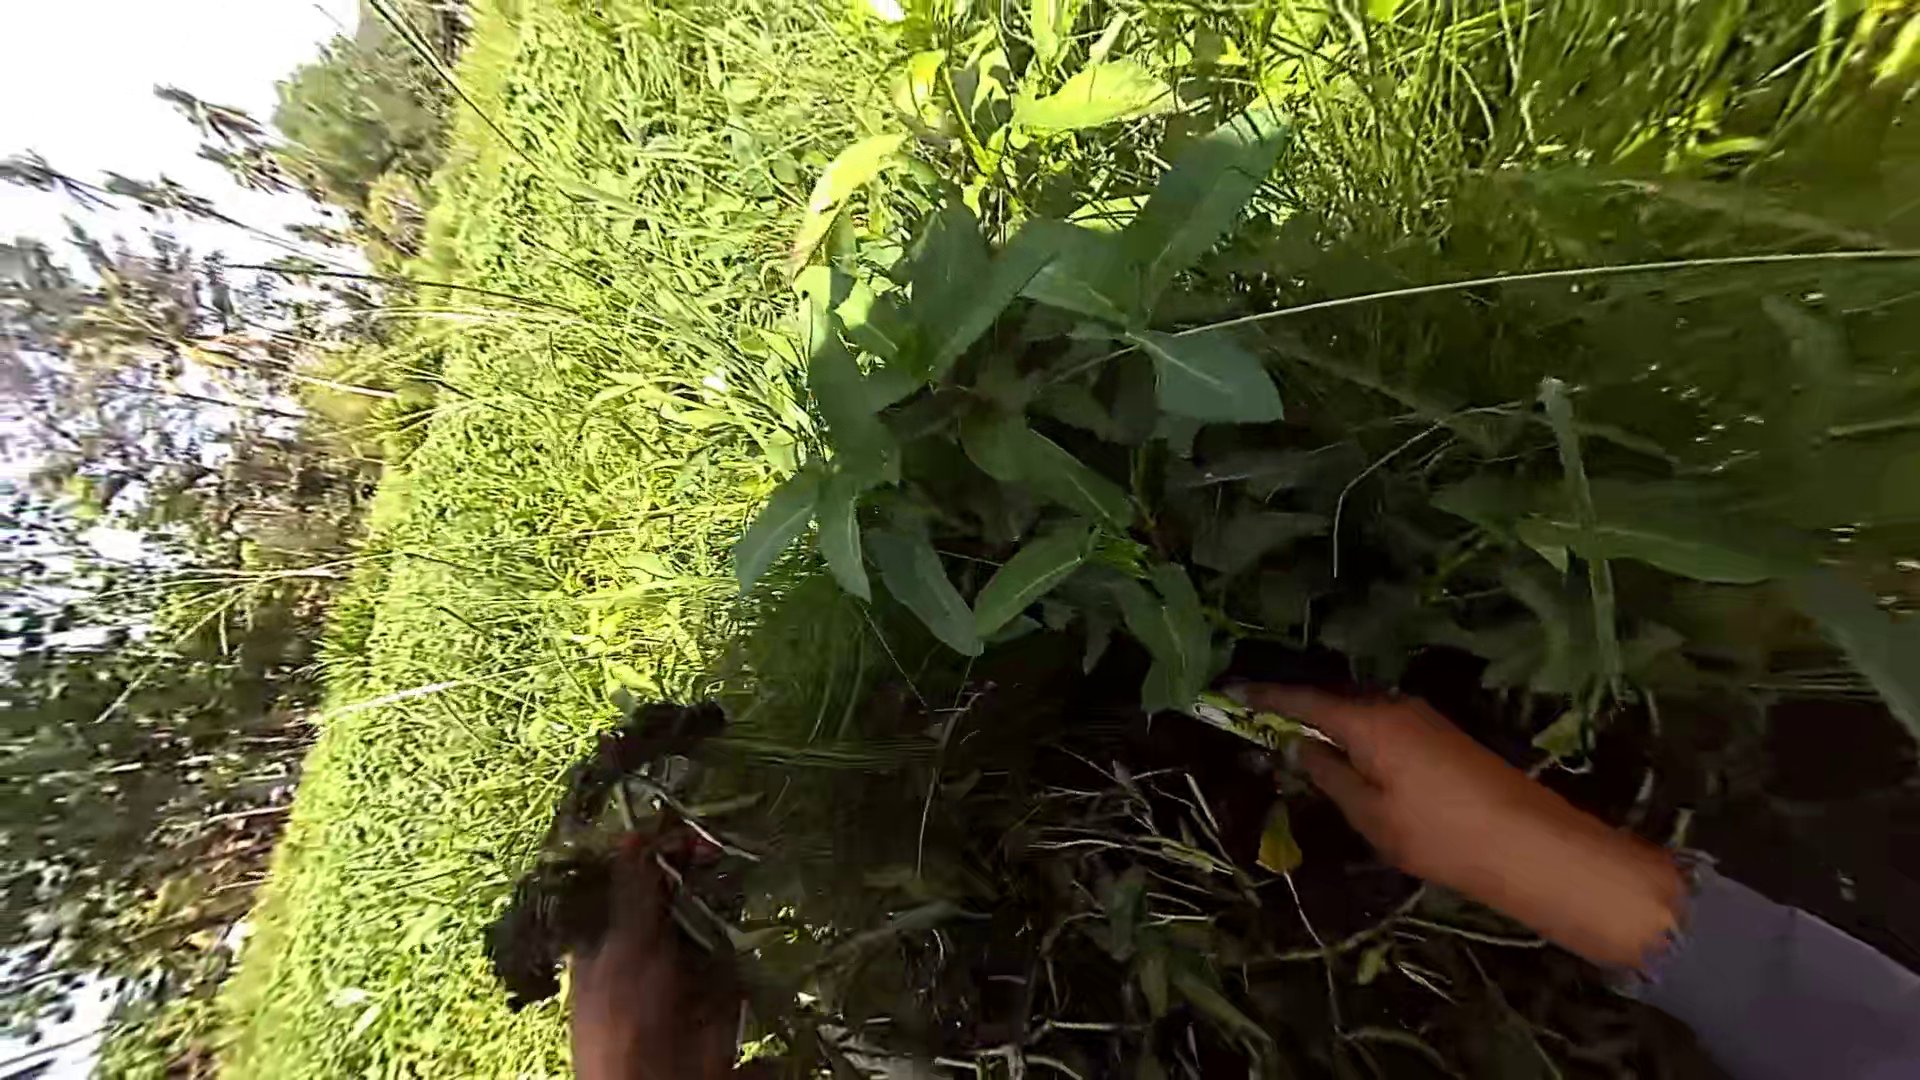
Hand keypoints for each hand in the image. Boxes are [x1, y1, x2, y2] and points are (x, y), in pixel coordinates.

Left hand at [571, 834, 737, 1079]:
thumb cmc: (625, 1018)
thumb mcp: (622, 948)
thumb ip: (632, 889)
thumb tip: (633, 832)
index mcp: (611, 928)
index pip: (632, 870)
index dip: (654, 844)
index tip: (678, 824)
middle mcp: (648, 929)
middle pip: (672, 876)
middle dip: (692, 853)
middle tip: (712, 841)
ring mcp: (686, 942)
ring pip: (704, 890)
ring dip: (719, 872)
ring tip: (732, 854)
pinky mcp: (720, 956)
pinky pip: (732, 915)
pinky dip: (740, 896)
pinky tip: (749, 877)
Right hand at [1237, 685, 1683, 969]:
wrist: (1545, 851)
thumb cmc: (1443, 836)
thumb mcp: (1368, 814)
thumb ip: (1325, 774)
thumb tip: (1298, 747)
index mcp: (1365, 720)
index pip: (1298, 699)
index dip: (1261, 695)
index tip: (1228, 689)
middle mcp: (1389, 705)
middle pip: (1326, 697)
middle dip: (1289, 703)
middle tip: (1255, 713)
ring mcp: (1418, 715)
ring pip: (1352, 708)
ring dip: (1321, 717)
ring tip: (1291, 732)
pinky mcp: (1437, 732)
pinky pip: (1376, 719)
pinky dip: (1349, 727)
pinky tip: (1342, 748)